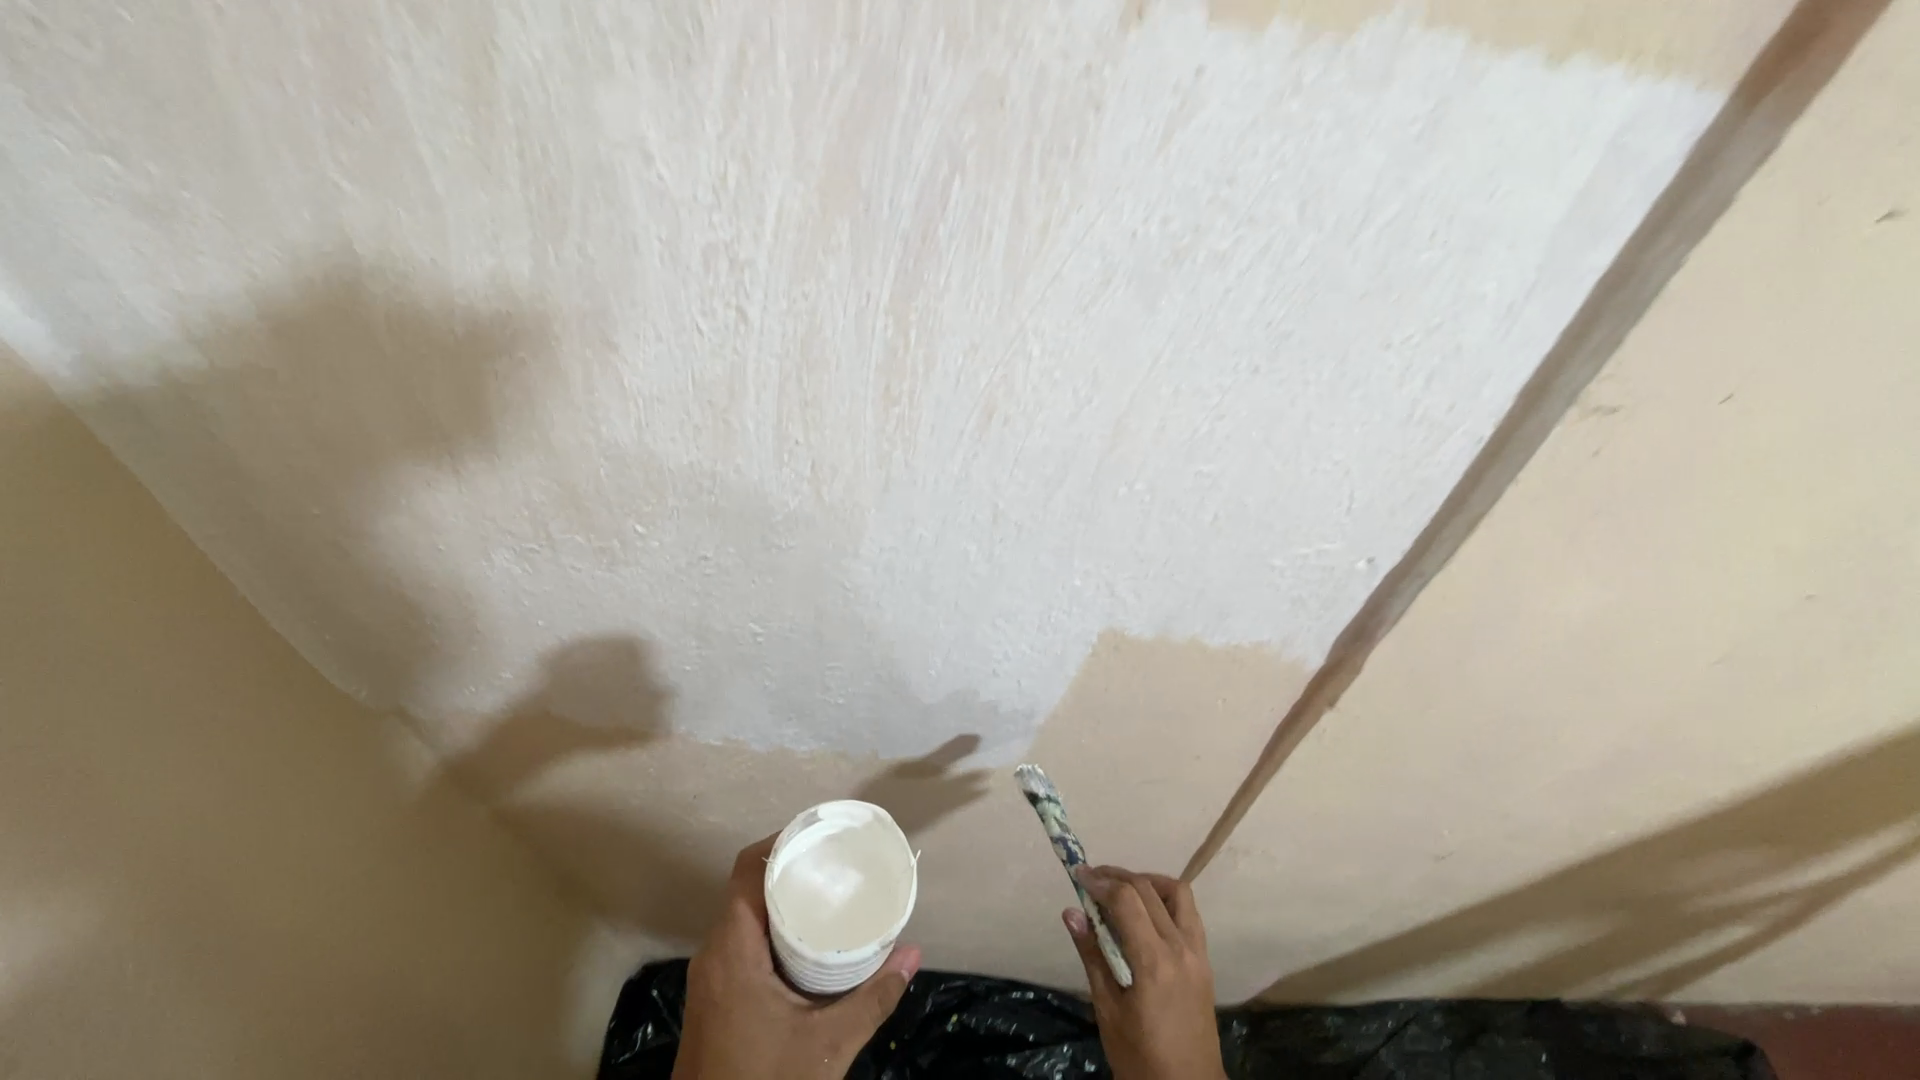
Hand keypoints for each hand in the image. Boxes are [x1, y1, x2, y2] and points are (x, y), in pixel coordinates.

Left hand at [673, 835, 920, 1079]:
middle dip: (791, 869)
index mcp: (732, 950)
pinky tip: (806, 940)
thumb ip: (874, 998)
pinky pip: (741, 941)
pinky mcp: (715, 997)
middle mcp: (714, 954)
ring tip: (829, 892)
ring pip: (744, 916)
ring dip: (781, 900)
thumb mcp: (828, 1045)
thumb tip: (913, 953)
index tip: (821, 835)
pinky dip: (772, 929)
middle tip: (837, 862)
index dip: (782, 842)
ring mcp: (711, 977)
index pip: (748, 870)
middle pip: (748, 888)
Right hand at [1064, 866, 1226, 1079]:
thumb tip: (1071, 912)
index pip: (1127, 900)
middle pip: (1149, 890)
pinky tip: (1145, 913)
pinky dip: (1165, 900)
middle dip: (1117, 876)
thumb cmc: (1140, 1058)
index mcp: (1154, 962)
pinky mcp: (1205, 961)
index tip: (1078, 874)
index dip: (1100, 881)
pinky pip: (1188, 914)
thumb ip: (1092, 955)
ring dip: (1147, 881)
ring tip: (1120, 890)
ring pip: (1177, 893)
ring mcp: (1198, 953)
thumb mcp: (1107, 1011)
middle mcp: (1181, 948)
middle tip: (1091, 880)